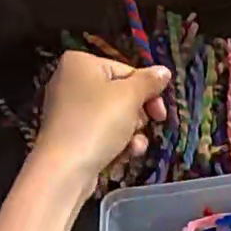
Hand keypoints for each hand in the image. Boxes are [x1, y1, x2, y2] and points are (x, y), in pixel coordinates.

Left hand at [30, 51, 169, 184]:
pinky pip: (102, 134)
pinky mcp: (73, 136)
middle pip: (121, 95)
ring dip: (131, 133)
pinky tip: (123, 154)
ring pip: (115, 118)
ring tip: (133, 146)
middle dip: (138, 115)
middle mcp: (72, 81)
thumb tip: (164, 71)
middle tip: (144, 127)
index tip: (161, 114)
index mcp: (82, 62)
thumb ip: (149, 82)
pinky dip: (116, 143)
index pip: (127, 71)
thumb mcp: (129, 97)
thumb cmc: (98, 123)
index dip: (148, 92)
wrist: (66, 167)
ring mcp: (70, 111)